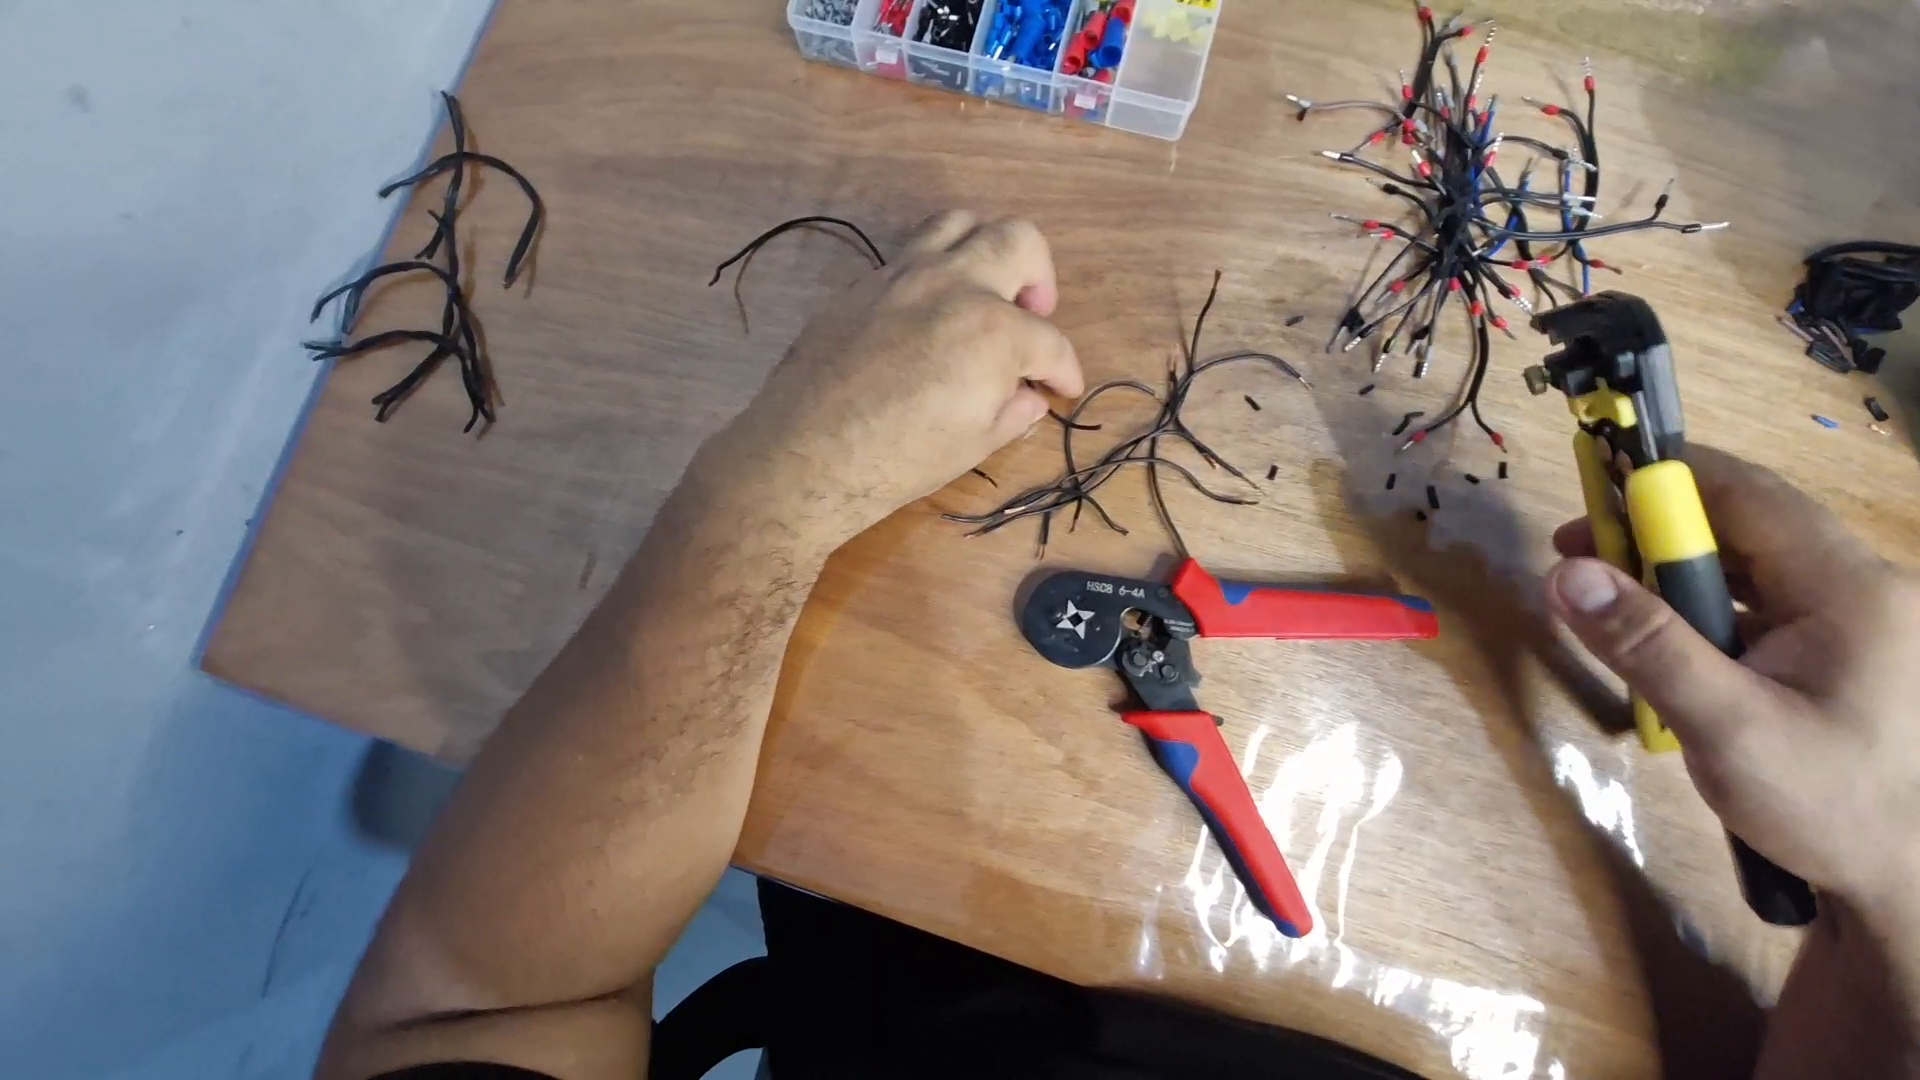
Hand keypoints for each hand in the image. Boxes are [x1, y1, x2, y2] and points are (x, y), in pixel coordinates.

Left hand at [701, 212, 1084, 546]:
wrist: (808, 453)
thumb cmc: (901, 459)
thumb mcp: (974, 444)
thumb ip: (1014, 410)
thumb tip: (1030, 395)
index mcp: (993, 330)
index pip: (1050, 341)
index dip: (1065, 369)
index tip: (1063, 388)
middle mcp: (955, 284)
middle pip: (1020, 242)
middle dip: (1040, 279)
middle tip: (1031, 317)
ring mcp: (905, 273)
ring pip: (961, 224)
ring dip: (986, 252)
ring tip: (983, 294)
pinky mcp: (867, 282)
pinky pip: (914, 251)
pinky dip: (938, 269)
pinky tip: (931, 312)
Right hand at [1542, 446, 1919, 927]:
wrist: (1919, 886)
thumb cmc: (1835, 805)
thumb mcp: (1727, 727)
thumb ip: (1645, 645)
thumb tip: (1565, 573)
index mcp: (1849, 590)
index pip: (1746, 495)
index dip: (1663, 478)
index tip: (1587, 490)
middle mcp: (1857, 589)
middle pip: (1738, 525)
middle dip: (1647, 531)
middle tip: (1572, 557)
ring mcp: (1847, 621)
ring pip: (1739, 564)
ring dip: (1661, 571)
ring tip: (1598, 599)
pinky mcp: (1830, 651)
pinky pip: (1748, 602)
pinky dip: (1688, 606)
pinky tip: (1654, 640)